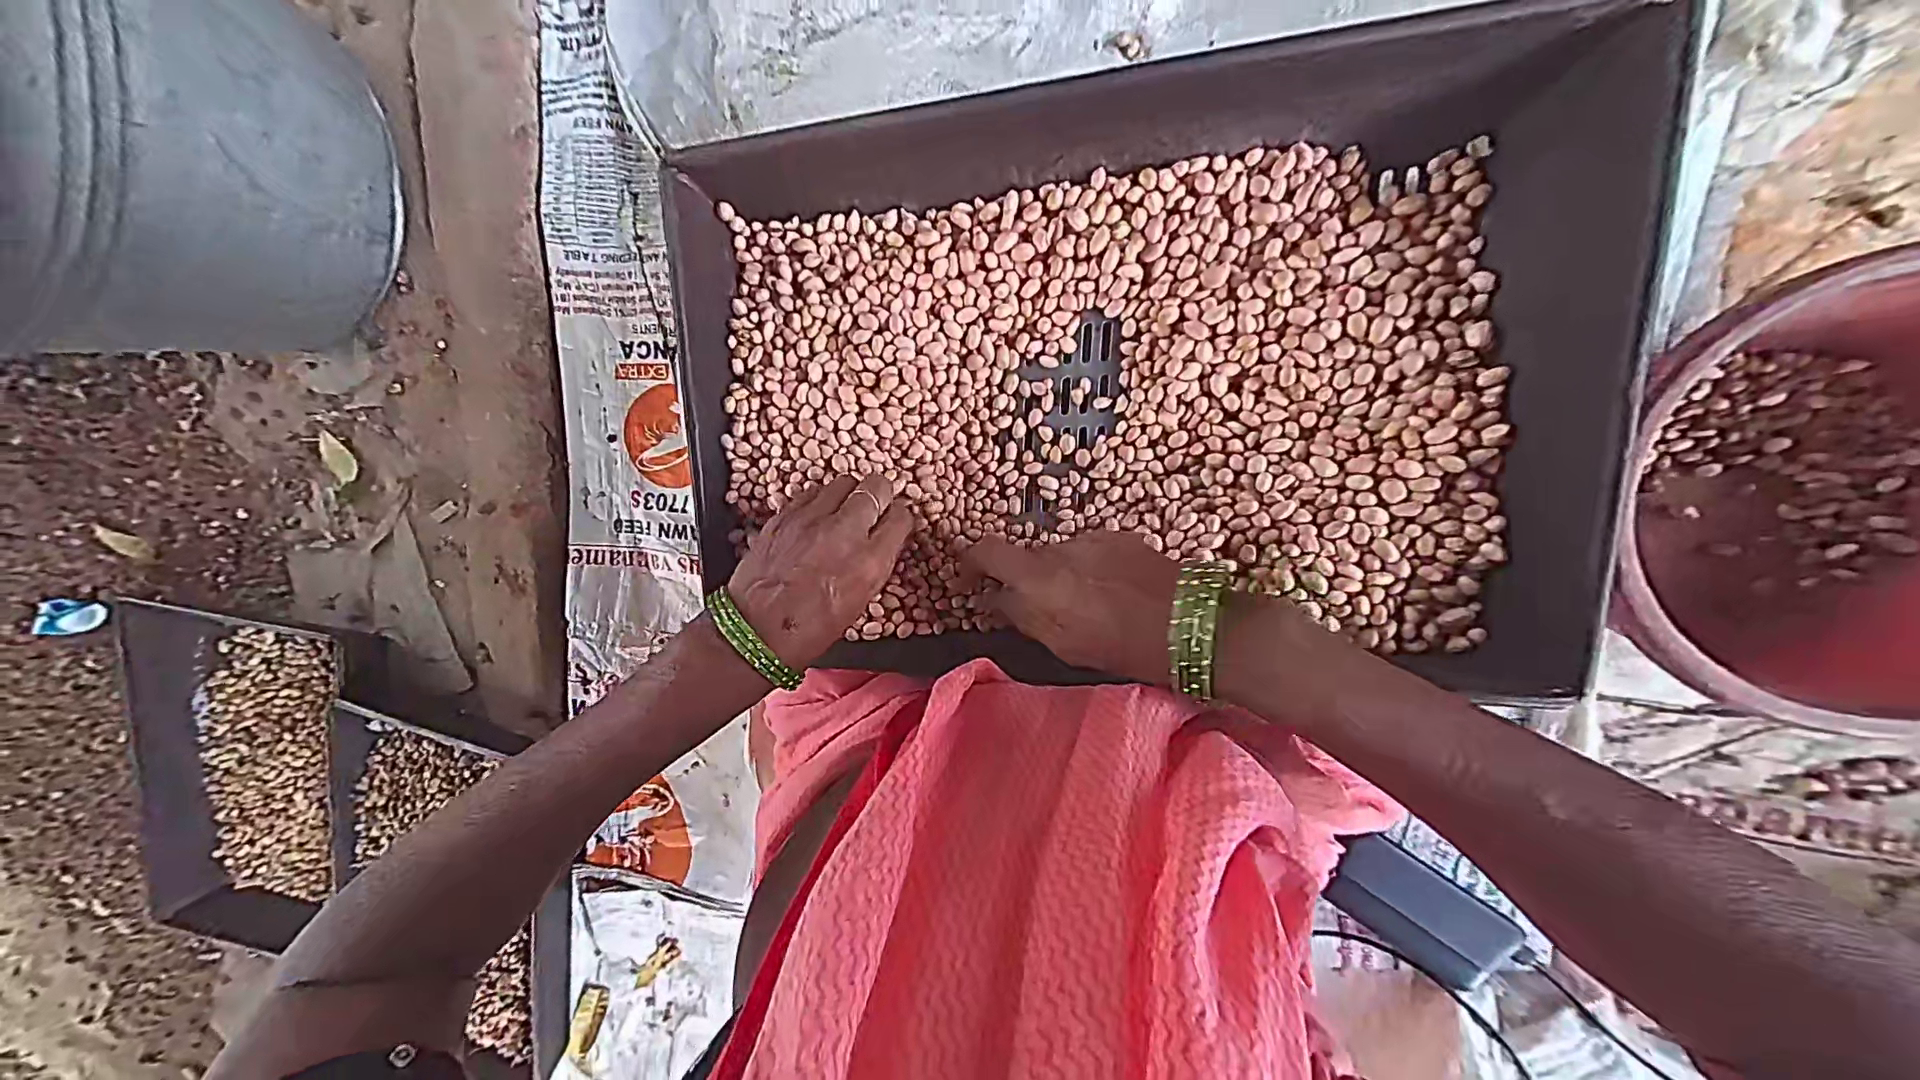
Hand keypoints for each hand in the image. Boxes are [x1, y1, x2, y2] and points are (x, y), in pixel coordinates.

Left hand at [727, 474, 913, 668]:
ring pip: (844, 482)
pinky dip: (820, 499)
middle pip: (876, 487)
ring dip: (850, 492)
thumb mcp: (859, 601)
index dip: (901, 516)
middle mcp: (844, 534)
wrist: (756, 632)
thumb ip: (874, 565)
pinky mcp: (784, 517)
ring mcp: (811, 520)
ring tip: (847, 506)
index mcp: (870, 562)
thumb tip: (880, 544)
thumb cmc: (809, 628)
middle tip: (877, 502)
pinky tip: (818, 514)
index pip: (901, 517)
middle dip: (881, 493)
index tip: (896, 519)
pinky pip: (811, 493)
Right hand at [959, 530, 1179, 683]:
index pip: (987, 550)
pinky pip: (1087, 549)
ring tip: (1087, 606)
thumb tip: (994, 598)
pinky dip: (1086, 567)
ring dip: (1059, 575)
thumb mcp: (1064, 644)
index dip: (969, 562)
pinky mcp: (1120, 536)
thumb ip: (1022, 615)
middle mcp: (1063, 548)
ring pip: (1059, 554)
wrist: (1192, 625)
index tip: (969, 582)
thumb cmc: (1123, 647)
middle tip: (1041, 611)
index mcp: (1042, 577)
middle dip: (1024, 580)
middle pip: (1026, 556)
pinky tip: (1111, 591)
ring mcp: (1094, 537)